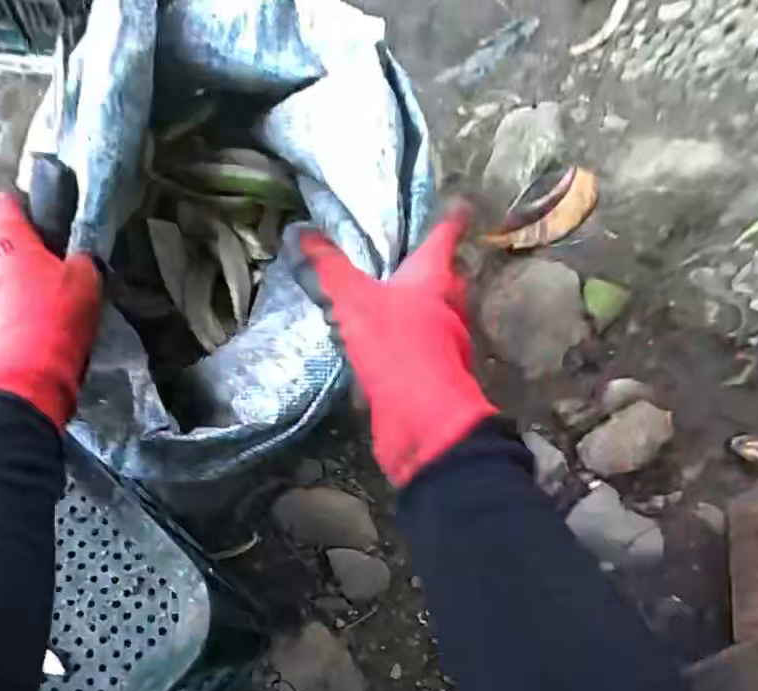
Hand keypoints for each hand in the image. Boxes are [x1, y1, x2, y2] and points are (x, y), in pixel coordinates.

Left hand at [0, 193, 102, 428]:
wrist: (24, 377)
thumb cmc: (54, 320)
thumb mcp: (85, 283)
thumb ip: (81, 262)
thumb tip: (78, 260)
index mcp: (5, 238)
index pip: (8, 205)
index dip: (26, 211)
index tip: (42, 222)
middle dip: (14, 256)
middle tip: (42, 274)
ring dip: (5, 289)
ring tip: (32, 309)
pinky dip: (1, 319)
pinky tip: (21, 334)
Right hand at [291, 204, 495, 487]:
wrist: (422, 419)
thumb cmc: (396, 347)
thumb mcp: (354, 302)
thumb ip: (330, 269)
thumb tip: (302, 232)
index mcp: (435, 277)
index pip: (444, 235)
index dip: (448, 218)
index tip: (455, 204)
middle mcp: (448, 306)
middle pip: (444, 278)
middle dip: (428, 269)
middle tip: (405, 259)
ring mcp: (445, 344)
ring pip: (434, 315)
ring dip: (416, 308)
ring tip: (388, 301)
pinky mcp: (433, 375)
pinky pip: (420, 349)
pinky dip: (406, 343)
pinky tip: (385, 348)